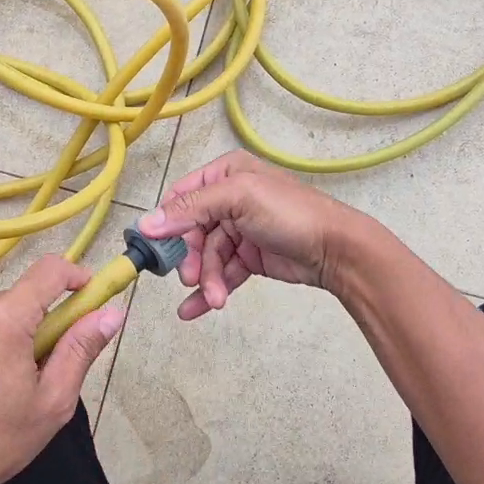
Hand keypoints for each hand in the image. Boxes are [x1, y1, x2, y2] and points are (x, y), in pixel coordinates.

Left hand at [0, 256, 125, 483]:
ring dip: (9, 335)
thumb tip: (111, 314)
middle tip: (43, 370)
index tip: (90, 296)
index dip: (77, 276)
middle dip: (39, 323)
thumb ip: (82, 349)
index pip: (50, 270)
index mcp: (3, 318)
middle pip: (20, 297)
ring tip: (4, 386)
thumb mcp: (52, 402)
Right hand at [137, 150, 365, 319]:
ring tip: (215, 299)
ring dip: (206, 280)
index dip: (166, 223)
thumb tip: (146, 223)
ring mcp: (239, 230)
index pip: (181, 197)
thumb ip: (191, 208)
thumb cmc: (291, 213)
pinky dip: (210, 290)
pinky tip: (196, 309)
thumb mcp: (238, 198)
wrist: (336, 249)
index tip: (153, 248)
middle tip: (189, 278)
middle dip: (190, 258)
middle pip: (191, 232)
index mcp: (225, 173)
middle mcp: (229, 199)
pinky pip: (221, 274)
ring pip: (206, 258)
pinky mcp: (248, 258)